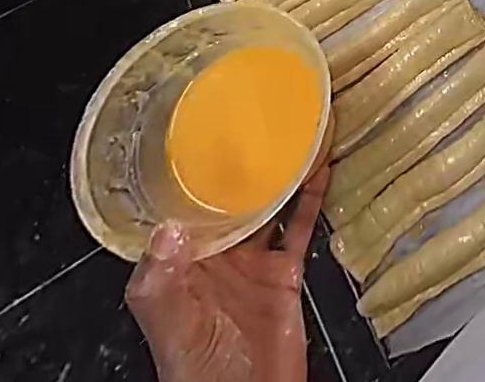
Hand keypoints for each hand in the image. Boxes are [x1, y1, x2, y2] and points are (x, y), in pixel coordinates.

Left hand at [126, 137, 330, 381]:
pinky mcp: (283, 271)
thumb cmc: (201, 373)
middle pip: (230, 203)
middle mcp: (216, 257)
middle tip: (259, 125)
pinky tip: (321, 171)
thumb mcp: (175, 329)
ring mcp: (252, 263)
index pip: (182, 212)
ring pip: (267, 207)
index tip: (203, 139)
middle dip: (241, 169)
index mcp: (182, 266)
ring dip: (280, 177)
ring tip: (295, 138)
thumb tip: (167, 229)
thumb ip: (163, 286)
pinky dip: (310, 199)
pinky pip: (298, 226)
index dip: (190, 177)